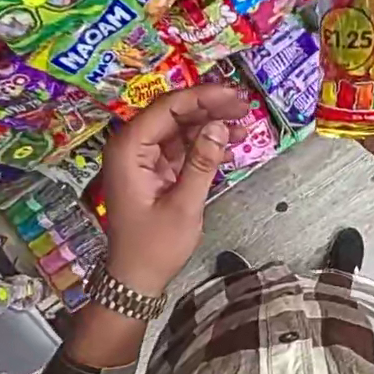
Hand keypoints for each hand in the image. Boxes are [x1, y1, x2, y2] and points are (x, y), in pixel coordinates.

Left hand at [99, 83, 250, 295]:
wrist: (137, 277)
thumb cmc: (154, 247)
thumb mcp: (183, 205)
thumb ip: (202, 164)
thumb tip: (220, 128)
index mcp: (129, 150)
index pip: (168, 109)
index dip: (203, 98)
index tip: (233, 96)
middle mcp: (132, 148)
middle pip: (174, 114)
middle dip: (210, 108)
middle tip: (243, 106)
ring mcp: (143, 159)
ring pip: (181, 130)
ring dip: (211, 126)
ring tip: (244, 124)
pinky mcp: (155, 172)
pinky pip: (182, 149)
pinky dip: (205, 146)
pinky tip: (230, 145)